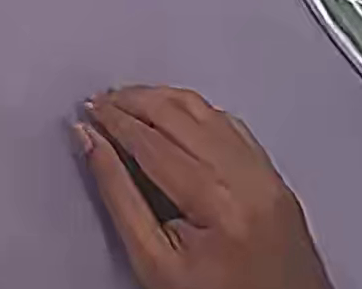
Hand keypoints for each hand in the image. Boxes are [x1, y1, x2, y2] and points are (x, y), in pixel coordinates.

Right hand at [78, 86, 331, 288]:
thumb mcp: (153, 262)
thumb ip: (116, 193)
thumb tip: (87, 138)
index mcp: (218, 203)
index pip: (150, 140)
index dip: (112, 119)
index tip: (88, 110)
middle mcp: (247, 179)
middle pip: (174, 114)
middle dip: (130, 100)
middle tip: (100, 102)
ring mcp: (266, 175)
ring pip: (200, 109)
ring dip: (158, 99)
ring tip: (128, 102)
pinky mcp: (274, 177)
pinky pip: (226, 123)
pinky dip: (192, 111)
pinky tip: (171, 117)